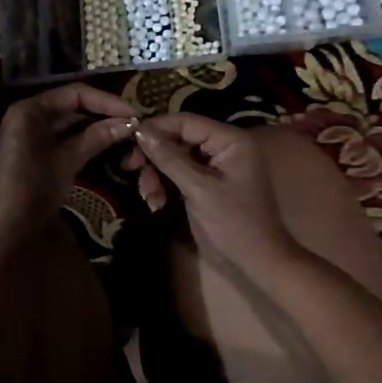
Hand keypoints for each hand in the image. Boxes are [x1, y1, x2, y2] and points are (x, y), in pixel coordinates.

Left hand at [0, 83, 139, 241]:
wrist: (9, 224)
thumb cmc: (34, 187)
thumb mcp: (67, 160)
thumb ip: (96, 137)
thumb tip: (131, 122)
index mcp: (30, 110)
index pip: (74, 93)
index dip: (106, 101)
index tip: (134, 114)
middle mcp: (29, 115)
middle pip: (73, 105)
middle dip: (103, 114)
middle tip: (136, 125)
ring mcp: (31, 133)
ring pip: (71, 122)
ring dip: (97, 128)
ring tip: (128, 135)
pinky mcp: (37, 150)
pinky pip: (65, 137)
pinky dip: (85, 140)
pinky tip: (109, 145)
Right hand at [124, 113, 299, 272]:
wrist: (253, 261)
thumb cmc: (232, 223)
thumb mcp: (198, 188)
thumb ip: (169, 158)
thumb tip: (139, 130)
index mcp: (230, 141)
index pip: (186, 122)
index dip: (155, 128)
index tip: (128, 142)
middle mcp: (223, 147)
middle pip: (176, 139)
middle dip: (153, 157)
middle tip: (130, 170)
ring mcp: (213, 166)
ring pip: (172, 158)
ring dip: (155, 175)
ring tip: (150, 198)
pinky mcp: (204, 184)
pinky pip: (176, 174)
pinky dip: (163, 186)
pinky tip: (157, 204)